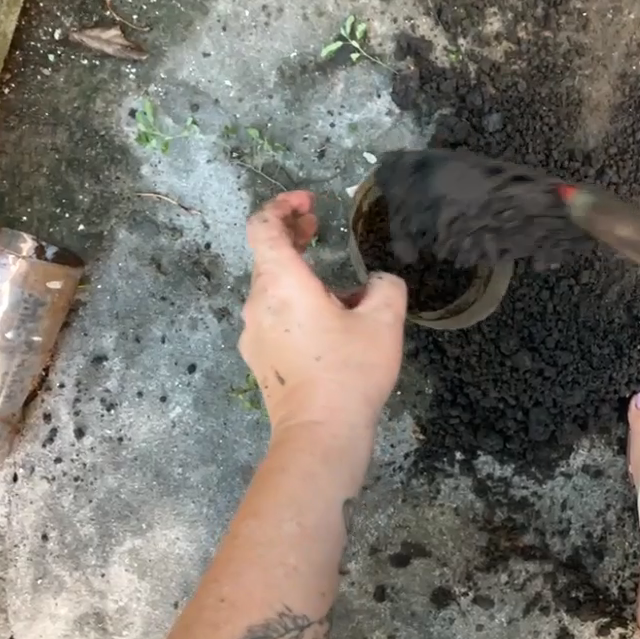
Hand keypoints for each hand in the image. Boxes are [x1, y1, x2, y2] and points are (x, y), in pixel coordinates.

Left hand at [240, 192, 405, 443]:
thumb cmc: (350, 371)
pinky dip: (295, 307)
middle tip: (319, 228)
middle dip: (292, 236)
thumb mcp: (385, 322)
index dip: (282, 206)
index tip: (310, 204)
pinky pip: (274, 319)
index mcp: (282, 283)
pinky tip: (328, 329)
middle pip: (266, 256)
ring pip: (272, 290)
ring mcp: (253, 335)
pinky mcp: (260, 360)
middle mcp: (257, 303)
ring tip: (341, 293)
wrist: (320, 433)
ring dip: (300, 277)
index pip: (262, 225)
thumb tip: (379, 283)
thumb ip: (386, 288)